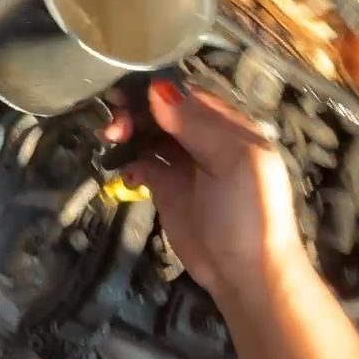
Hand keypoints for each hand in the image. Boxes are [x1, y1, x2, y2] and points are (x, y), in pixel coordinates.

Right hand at [105, 80, 305, 302]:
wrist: (243, 269)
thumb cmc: (247, 211)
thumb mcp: (231, 160)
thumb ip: (196, 123)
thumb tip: (157, 89)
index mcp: (231, 127)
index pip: (187, 96)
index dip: (156, 91)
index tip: (123, 94)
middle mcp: (207, 140)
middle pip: (163, 113)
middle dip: (136, 113)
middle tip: (113, 126)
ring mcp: (185, 164)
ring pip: (149, 136)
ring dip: (128, 134)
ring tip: (111, 141)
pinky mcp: (166, 187)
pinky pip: (142, 163)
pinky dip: (130, 163)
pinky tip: (127, 174)